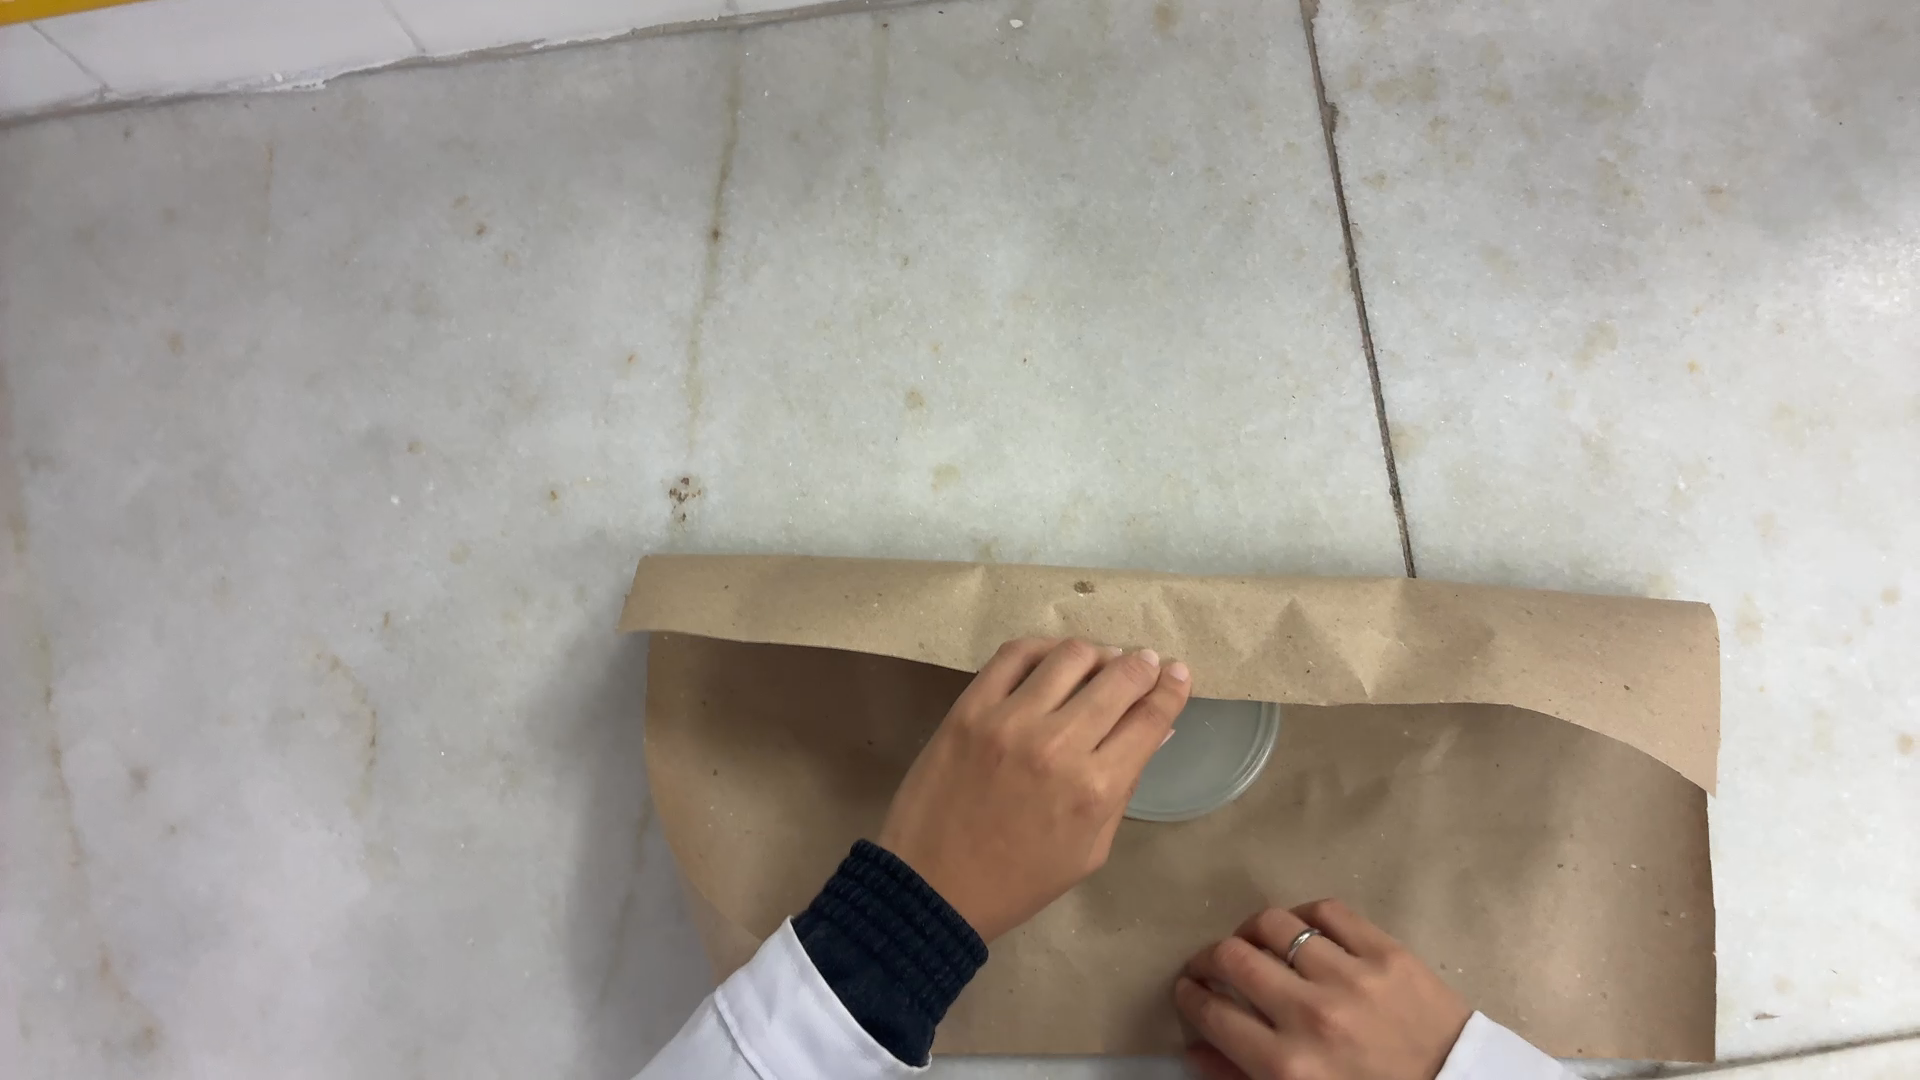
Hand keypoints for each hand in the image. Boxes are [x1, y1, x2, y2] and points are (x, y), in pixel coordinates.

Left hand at [877, 637, 1192, 941]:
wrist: (932, 885)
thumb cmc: (1019, 880)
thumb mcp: (1090, 849)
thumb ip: (1125, 786)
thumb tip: (1155, 730)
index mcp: (1095, 788)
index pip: (1150, 718)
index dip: (1173, 689)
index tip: (1179, 673)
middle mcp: (1058, 744)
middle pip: (1118, 677)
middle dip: (1141, 664)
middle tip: (1143, 661)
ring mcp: (1009, 719)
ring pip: (1069, 655)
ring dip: (1096, 652)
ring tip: (1099, 660)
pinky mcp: (969, 707)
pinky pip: (1013, 654)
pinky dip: (1042, 647)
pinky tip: (1052, 657)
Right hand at [1175, 900, 1470, 1079]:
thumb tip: (1193, 1050)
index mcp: (1291, 1069)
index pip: (1213, 1013)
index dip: (1190, 996)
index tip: (1188, 990)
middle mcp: (1312, 1015)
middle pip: (1232, 957)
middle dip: (1209, 959)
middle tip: (1211, 966)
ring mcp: (1351, 978)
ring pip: (1272, 925)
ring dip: (1253, 933)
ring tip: (1254, 943)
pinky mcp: (1387, 953)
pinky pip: (1326, 910)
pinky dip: (1305, 916)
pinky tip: (1302, 932)